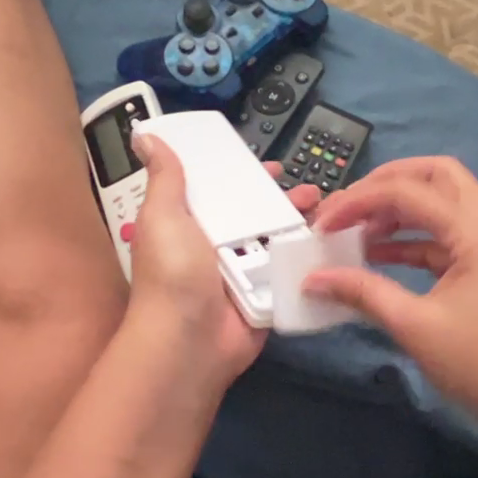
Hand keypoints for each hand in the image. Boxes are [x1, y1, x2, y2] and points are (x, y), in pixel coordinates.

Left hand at [124, 134, 319, 387]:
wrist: (189, 342)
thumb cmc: (172, 274)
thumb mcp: (163, 217)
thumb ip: (164, 178)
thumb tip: (145, 135)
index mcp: (190, 225)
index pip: (222, 193)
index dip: (244, 177)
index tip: (271, 165)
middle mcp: (217, 247)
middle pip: (256, 215)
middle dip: (283, 199)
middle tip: (311, 188)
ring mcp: (244, 273)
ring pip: (277, 240)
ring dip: (302, 223)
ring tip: (326, 208)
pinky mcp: (265, 295)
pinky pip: (289, 270)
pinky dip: (308, 256)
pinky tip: (332, 241)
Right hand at [304, 157, 477, 424]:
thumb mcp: (414, 326)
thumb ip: (362, 292)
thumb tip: (313, 279)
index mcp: (477, 231)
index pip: (409, 191)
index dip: (359, 201)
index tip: (323, 224)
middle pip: (436, 176)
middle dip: (387, 183)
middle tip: (348, 205)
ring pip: (441, 203)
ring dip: (397, 211)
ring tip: (354, 232)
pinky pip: (443, 236)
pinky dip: (409, 239)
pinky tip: (376, 256)